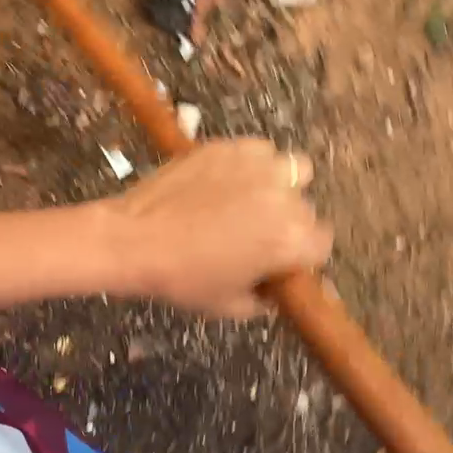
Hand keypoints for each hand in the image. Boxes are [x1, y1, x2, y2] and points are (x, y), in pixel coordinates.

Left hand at [101, 137, 332, 317]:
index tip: (277, 259)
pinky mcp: (230, 147)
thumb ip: (266, 299)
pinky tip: (224, 182)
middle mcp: (284, 198)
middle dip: (285, 222)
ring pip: (291, 171)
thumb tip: (277, 291)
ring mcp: (258, 166)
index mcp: (291, 240)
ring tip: (244, 201)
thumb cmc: (180, 278)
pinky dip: (249, 165)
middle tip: (251, 234)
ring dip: (277, 185)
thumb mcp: (229, 305)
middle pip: (304, 209)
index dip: (299, 254)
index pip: (320, 244)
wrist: (132, 240)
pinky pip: (258, 152)